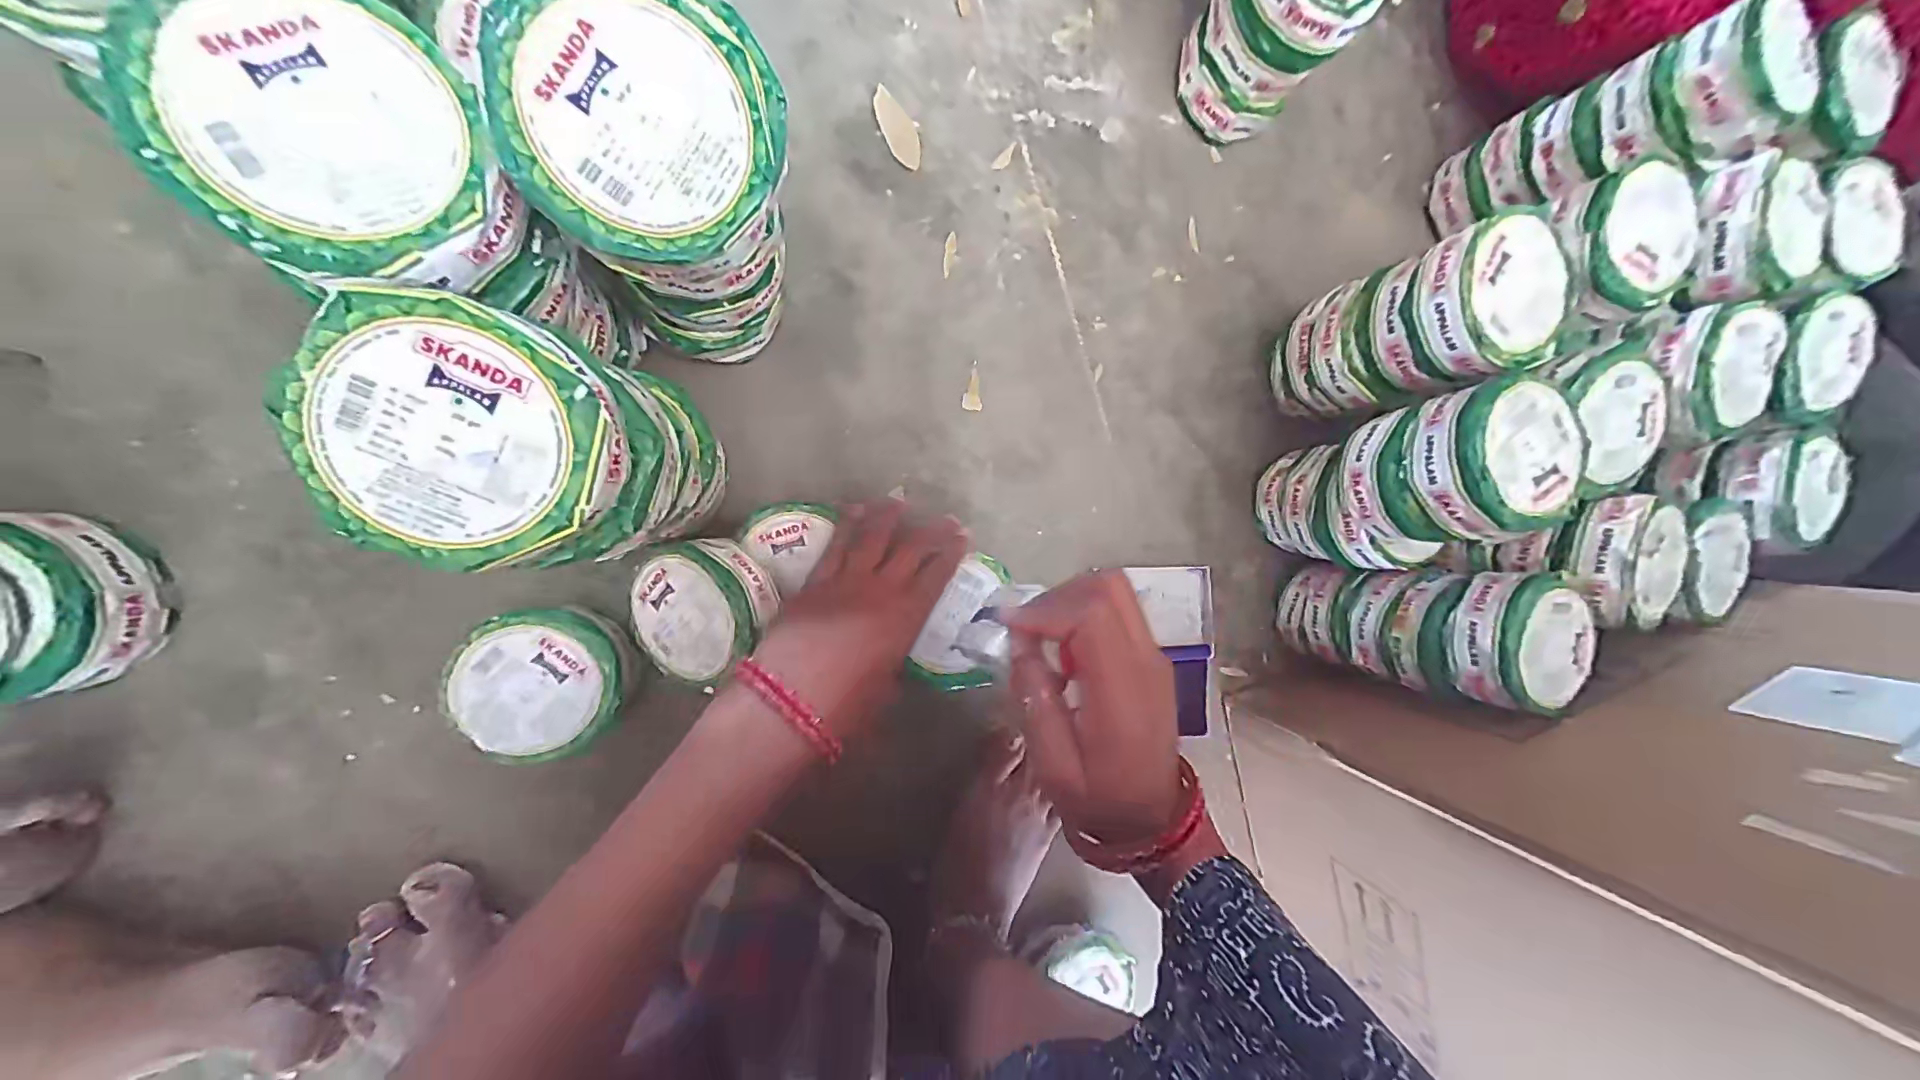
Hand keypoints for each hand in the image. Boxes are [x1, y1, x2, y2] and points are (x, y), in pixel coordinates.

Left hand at [748, 499, 967, 738]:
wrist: (790, 697)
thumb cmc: (847, 704)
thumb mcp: (885, 688)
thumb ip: (893, 668)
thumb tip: (891, 663)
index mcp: (906, 616)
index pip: (936, 576)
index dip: (951, 553)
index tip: (963, 537)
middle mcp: (881, 589)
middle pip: (911, 548)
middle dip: (932, 530)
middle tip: (946, 518)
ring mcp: (846, 580)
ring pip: (872, 537)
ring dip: (887, 516)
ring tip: (898, 502)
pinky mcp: (815, 581)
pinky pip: (835, 544)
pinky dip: (847, 524)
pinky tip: (853, 510)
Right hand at [1002, 571, 1180, 848]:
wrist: (1153, 820)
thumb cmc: (1100, 799)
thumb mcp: (1054, 767)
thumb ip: (1036, 702)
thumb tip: (1020, 645)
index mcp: (1123, 691)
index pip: (1092, 614)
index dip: (1045, 609)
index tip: (1009, 626)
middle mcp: (1147, 662)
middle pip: (1108, 587)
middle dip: (1057, 596)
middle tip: (1026, 629)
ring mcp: (1155, 656)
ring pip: (1115, 592)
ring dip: (1071, 604)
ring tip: (1046, 644)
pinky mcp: (1152, 659)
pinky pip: (1118, 613)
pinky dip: (1085, 616)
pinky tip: (1067, 654)